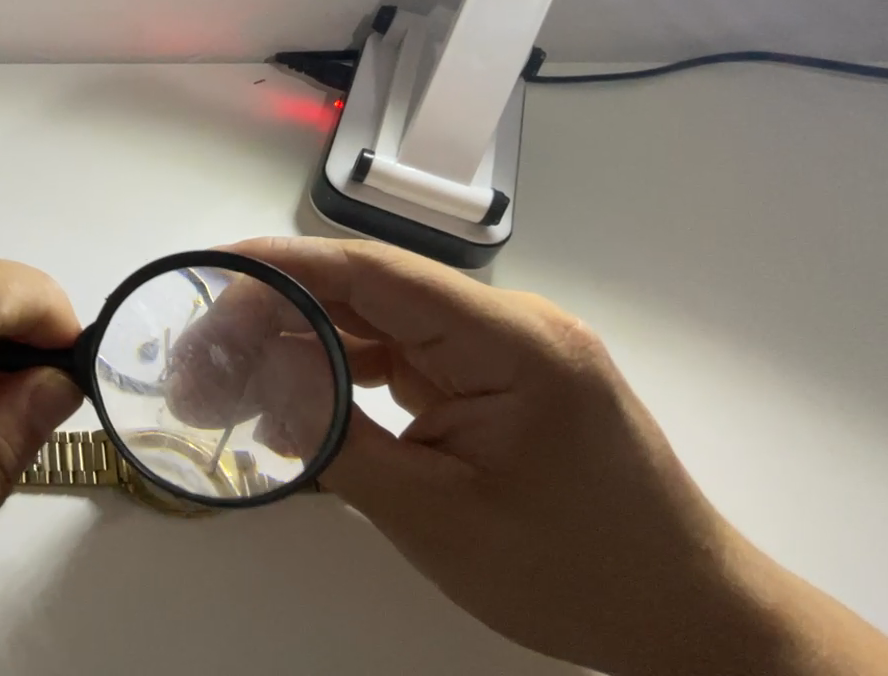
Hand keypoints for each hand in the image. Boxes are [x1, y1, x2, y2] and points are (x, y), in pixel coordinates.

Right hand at [175, 237, 887, 675]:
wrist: (689, 624)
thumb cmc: (572, 575)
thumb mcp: (435, 516)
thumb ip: (334, 435)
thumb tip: (253, 376)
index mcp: (510, 342)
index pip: (374, 273)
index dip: (284, 263)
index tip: (211, 271)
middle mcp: (502, 323)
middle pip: (359, 292)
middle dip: (269, 317)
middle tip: (198, 362)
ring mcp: (492, 347)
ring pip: (365, 321)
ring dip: (291, 346)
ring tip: (222, 384)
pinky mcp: (480, 374)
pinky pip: (388, 355)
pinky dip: (330, 373)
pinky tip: (282, 403)